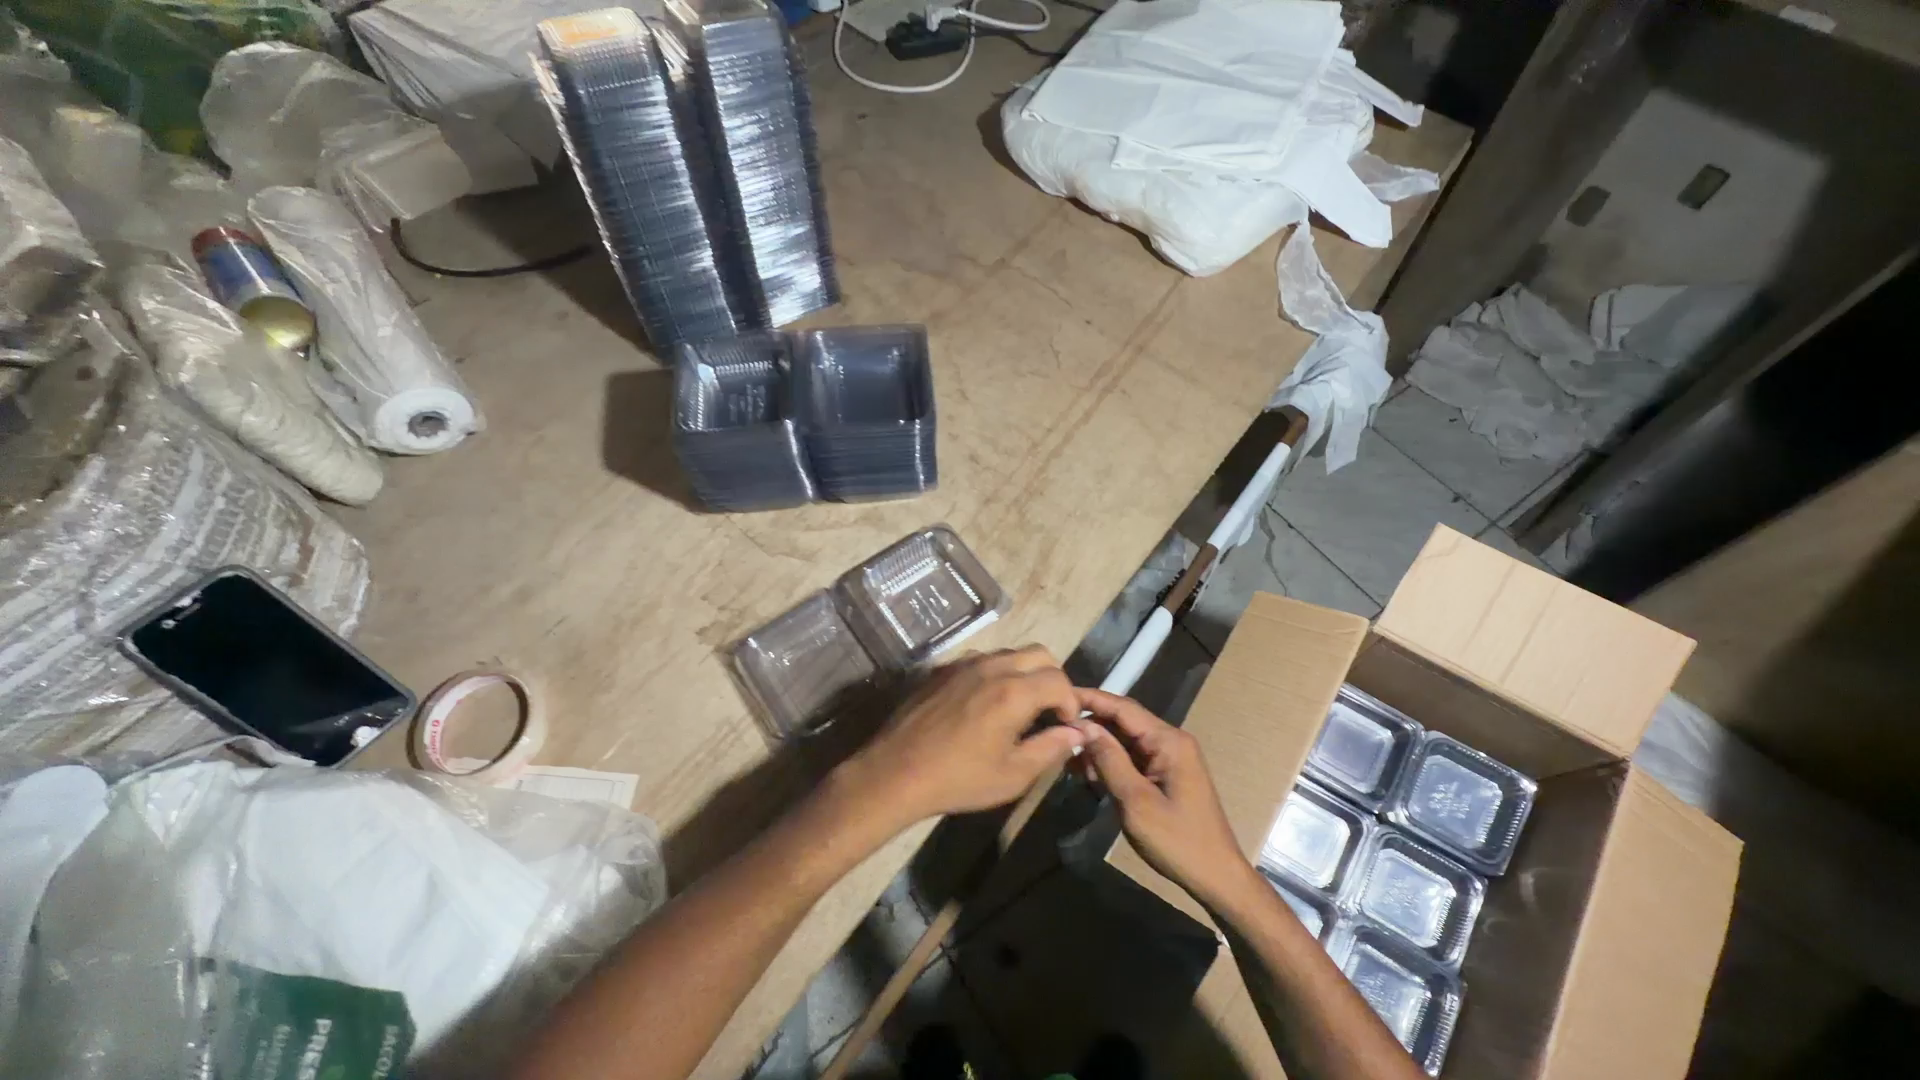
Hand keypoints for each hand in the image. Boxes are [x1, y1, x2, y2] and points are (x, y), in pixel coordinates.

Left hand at [837, 646, 1087, 830]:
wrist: (895, 772)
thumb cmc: (958, 779)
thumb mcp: (1013, 775)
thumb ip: (1051, 748)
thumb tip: (1076, 733)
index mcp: (1013, 692)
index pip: (1059, 680)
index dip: (1070, 702)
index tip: (1065, 726)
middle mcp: (991, 667)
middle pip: (1040, 654)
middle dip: (1053, 679)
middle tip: (1048, 710)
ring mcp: (963, 664)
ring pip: (1009, 653)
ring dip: (1024, 673)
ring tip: (1019, 707)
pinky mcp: (942, 669)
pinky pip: (981, 659)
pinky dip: (996, 673)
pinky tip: (985, 704)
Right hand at [1070, 688, 1257, 908]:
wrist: (1216, 876)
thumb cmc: (1177, 840)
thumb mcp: (1135, 801)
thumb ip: (1109, 760)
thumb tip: (1083, 726)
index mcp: (1168, 741)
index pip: (1122, 707)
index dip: (1089, 699)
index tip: (1058, 697)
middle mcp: (1170, 741)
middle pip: (1123, 721)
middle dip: (1090, 727)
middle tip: (1055, 736)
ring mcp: (1169, 759)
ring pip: (1125, 741)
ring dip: (1098, 748)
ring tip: (1068, 763)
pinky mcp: (1165, 775)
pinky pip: (1132, 759)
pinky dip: (1110, 764)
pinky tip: (1088, 776)